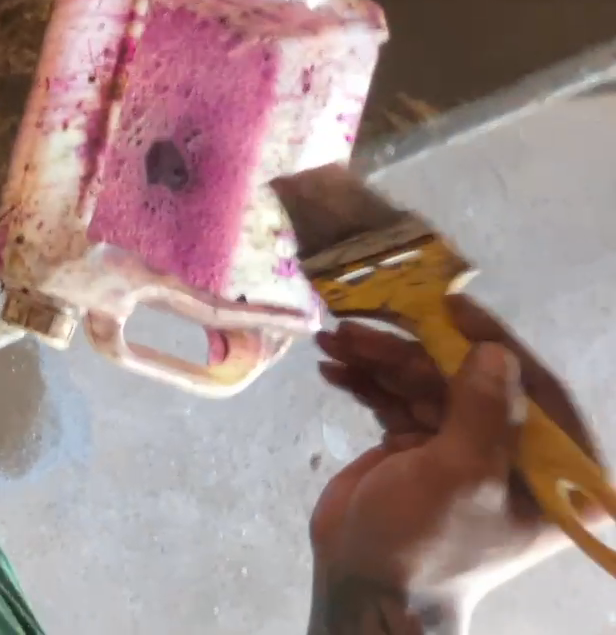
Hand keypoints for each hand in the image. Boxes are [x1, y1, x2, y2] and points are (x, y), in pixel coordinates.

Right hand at [308, 296, 603, 629]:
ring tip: (330, 344)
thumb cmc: (429, 536)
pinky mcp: (414, 447)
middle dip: (406, 351)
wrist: (371, 577)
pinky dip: (363, 381)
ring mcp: (459, 450)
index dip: (493, 344)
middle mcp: (512, 456)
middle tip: (351, 328)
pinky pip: (392, 399)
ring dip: (375, 360)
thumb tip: (496, 353)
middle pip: (461, 380)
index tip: (447, 304)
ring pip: (420, 384)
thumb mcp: (460, 476)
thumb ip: (481, 415)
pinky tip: (331, 371)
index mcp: (551, 473)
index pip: (534, 391)